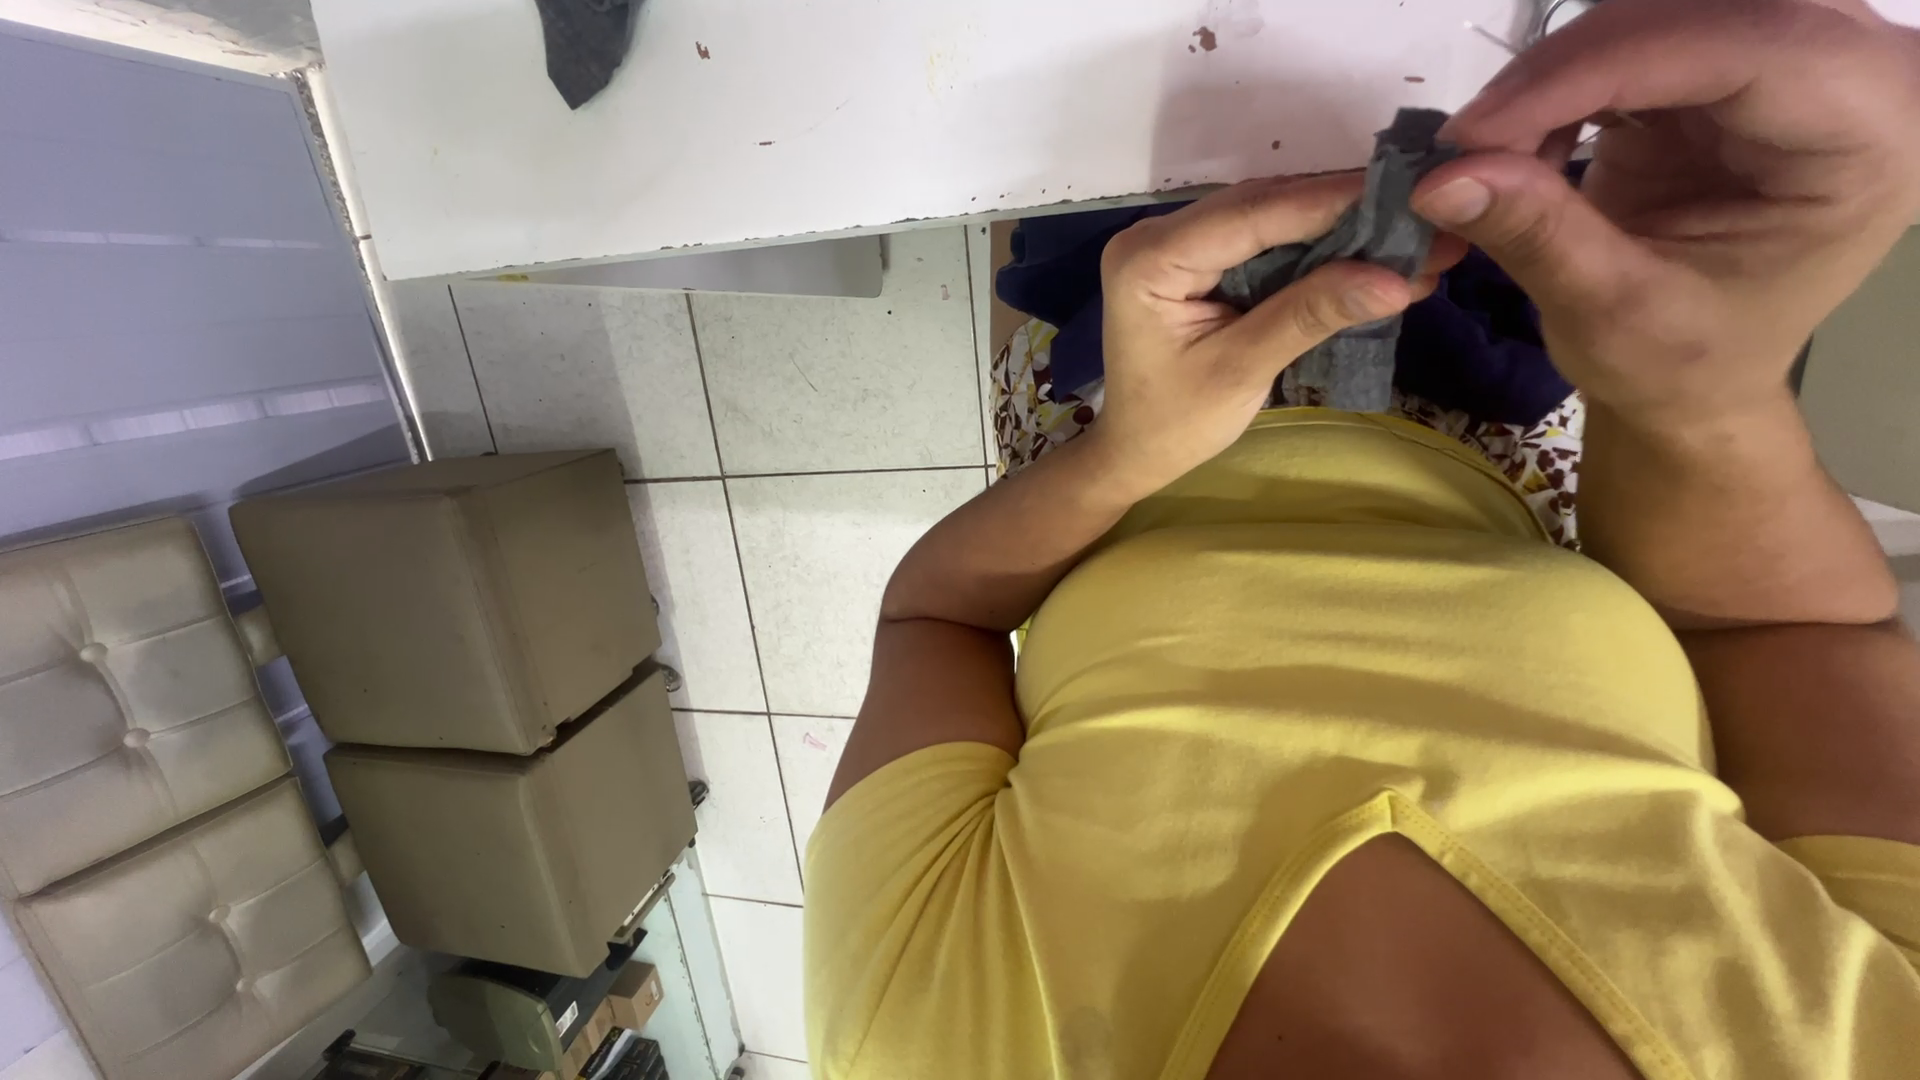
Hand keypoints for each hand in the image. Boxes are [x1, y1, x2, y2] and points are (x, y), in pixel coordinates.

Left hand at [1093, 173, 1465, 492]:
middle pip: (1260, 206)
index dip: (1330, 202)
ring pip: (1266, 218)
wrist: (1136, 451)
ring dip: (1334, 228)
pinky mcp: (1193, 262)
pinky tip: (1364, 252)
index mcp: (1148, 260)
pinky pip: (1259, 241)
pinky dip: (1310, 249)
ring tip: (1410, 232)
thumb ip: (1309, 316)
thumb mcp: (1240, 371)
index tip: (1412, 192)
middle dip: (1341, 212)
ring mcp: (1173, 246)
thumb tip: (1398, 278)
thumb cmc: (1174, 423)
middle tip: (1425, 211)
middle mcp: (1155, 237)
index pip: (1249, 214)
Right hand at [1413, 0, 1919, 428]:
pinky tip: (1512, 151)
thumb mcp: (1604, 312)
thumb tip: (1438, 180)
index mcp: (1870, 139)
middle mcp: (1850, 82)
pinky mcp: (1716, 90)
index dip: (1601, 70)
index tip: (1474, 131)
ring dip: (1552, 80)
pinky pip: (1627, 55)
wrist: (1687, 386)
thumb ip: (1535, 235)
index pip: (1747, 48)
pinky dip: (1552, 97)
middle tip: (1466, 141)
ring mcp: (1781, 78)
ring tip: (1481, 155)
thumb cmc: (1674, 365)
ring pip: (1659, 20)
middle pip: (1705, 12)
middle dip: (1570, 66)